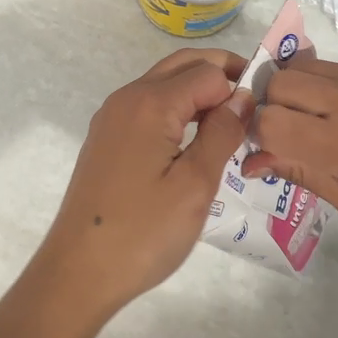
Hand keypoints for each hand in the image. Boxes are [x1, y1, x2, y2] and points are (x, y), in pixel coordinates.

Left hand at [38, 48, 252, 314]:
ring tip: (228, 125)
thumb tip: (242, 98)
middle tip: (252, 105)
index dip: (237, 89)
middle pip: (183, 65)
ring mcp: (112, 116)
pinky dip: (176, 107)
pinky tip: (192, 141)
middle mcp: (128, 97)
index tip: (259, 119)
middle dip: (219, 74)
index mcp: (151, 103)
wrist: (77, 273)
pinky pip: (148, 104)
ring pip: (164, 82)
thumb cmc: (142, 232)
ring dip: (197, 91)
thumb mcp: (195, 186)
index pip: (208, 72)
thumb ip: (222, 134)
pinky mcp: (106, 137)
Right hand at [243, 57, 337, 240]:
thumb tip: (253, 161)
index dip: (260, 136)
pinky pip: (334, 66)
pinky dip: (325, 85)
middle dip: (272, 106)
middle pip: (279, 82)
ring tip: (312, 116)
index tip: (268, 148)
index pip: (270, 122)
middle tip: (287, 129)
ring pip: (302, 65)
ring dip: (295, 89)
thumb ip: (301, 173)